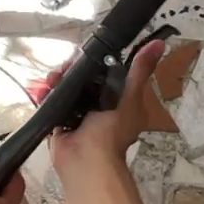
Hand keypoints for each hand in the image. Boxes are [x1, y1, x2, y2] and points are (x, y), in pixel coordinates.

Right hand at [48, 39, 166, 180]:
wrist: (85, 160)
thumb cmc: (111, 131)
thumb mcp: (129, 97)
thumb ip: (140, 71)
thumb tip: (160, 43)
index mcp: (119, 99)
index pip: (107, 71)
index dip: (96, 60)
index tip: (85, 53)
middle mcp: (100, 104)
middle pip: (84, 77)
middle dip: (72, 69)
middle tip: (65, 66)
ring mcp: (79, 113)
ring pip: (67, 86)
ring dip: (58, 79)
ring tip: (53, 78)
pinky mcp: (61, 120)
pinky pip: (53, 100)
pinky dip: (46, 93)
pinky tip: (43, 89)